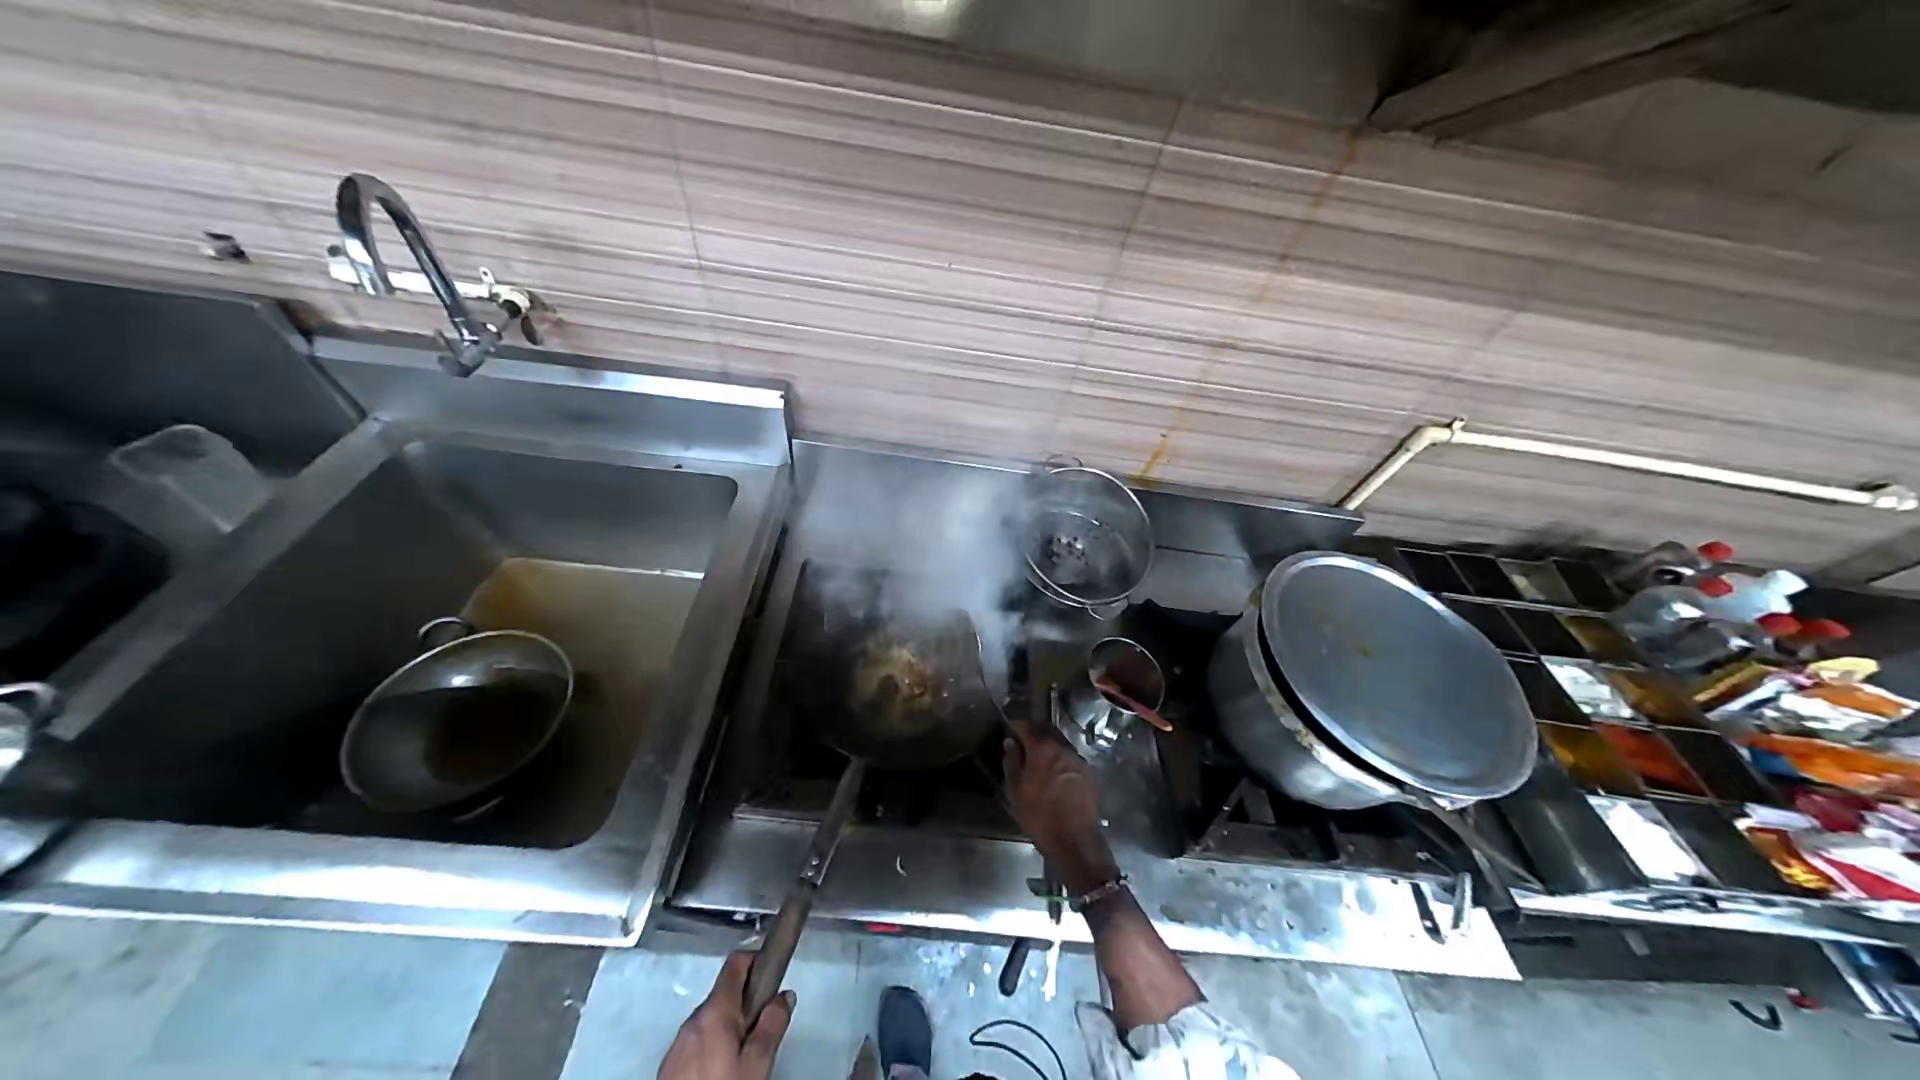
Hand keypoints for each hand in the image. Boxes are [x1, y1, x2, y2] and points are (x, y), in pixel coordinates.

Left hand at [658, 952, 794, 1079]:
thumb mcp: (757, 1064)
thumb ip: (772, 1025)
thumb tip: (784, 995)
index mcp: (714, 1012)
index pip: (735, 963)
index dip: (757, 960)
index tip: (773, 975)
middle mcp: (692, 1020)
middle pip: (724, 993)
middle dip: (747, 1003)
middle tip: (764, 1027)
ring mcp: (678, 1044)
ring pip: (711, 1019)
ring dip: (730, 1025)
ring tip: (745, 1055)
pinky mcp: (670, 1066)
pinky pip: (697, 1040)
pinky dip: (713, 1044)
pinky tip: (722, 1071)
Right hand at [1002, 722, 1118, 891]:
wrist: (1074, 839)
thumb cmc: (1039, 815)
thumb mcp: (1016, 790)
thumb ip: (1012, 762)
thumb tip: (1010, 742)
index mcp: (1043, 748)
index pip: (1027, 726)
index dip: (1016, 725)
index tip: (1008, 728)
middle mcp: (1063, 747)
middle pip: (1047, 729)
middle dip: (1033, 730)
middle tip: (1022, 738)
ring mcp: (1078, 759)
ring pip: (1060, 741)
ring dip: (1048, 742)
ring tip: (1037, 754)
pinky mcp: (1088, 772)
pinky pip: (1069, 755)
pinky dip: (1059, 755)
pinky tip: (1053, 768)